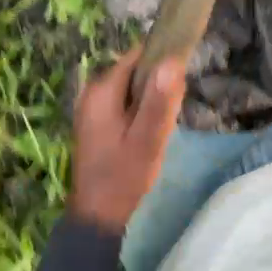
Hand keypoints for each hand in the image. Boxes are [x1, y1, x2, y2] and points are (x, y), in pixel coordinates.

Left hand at [68, 48, 185, 233]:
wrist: (97, 215)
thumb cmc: (123, 176)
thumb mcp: (148, 139)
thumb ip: (159, 101)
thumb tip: (173, 61)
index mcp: (102, 90)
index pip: (138, 54)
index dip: (162, 61)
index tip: (180, 83)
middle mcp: (92, 91)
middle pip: (135, 71)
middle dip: (157, 86)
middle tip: (170, 115)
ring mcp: (91, 107)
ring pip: (132, 89)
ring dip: (150, 102)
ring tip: (160, 128)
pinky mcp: (95, 121)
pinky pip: (124, 104)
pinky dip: (139, 112)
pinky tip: (147, 135)